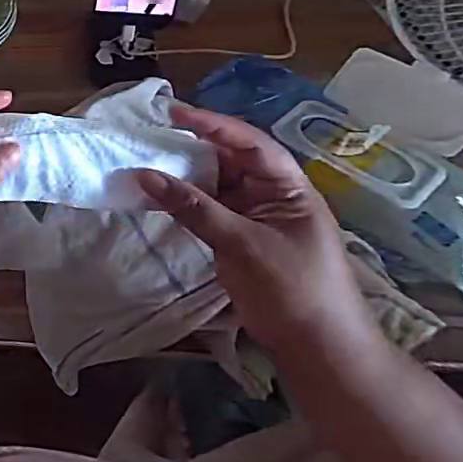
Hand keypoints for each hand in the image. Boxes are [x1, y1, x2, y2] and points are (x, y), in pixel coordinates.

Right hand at [136, 104, 377, 359]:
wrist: (318, 349)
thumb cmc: (294, 289)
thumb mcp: (242, 243)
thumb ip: (192, 208)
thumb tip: (144, 175)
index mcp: (289, 188)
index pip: (250, 144)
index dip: (213, 124)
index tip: (174, 112)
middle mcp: (271, 196)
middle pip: (228, 159)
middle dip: (191, 146)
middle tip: (150, 135)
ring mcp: (253, 217)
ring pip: (213, 183)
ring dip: (182, 174)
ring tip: (146, 160)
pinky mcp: (237, 237)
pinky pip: (205, 207)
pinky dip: (181, 200)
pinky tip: (156, 194)